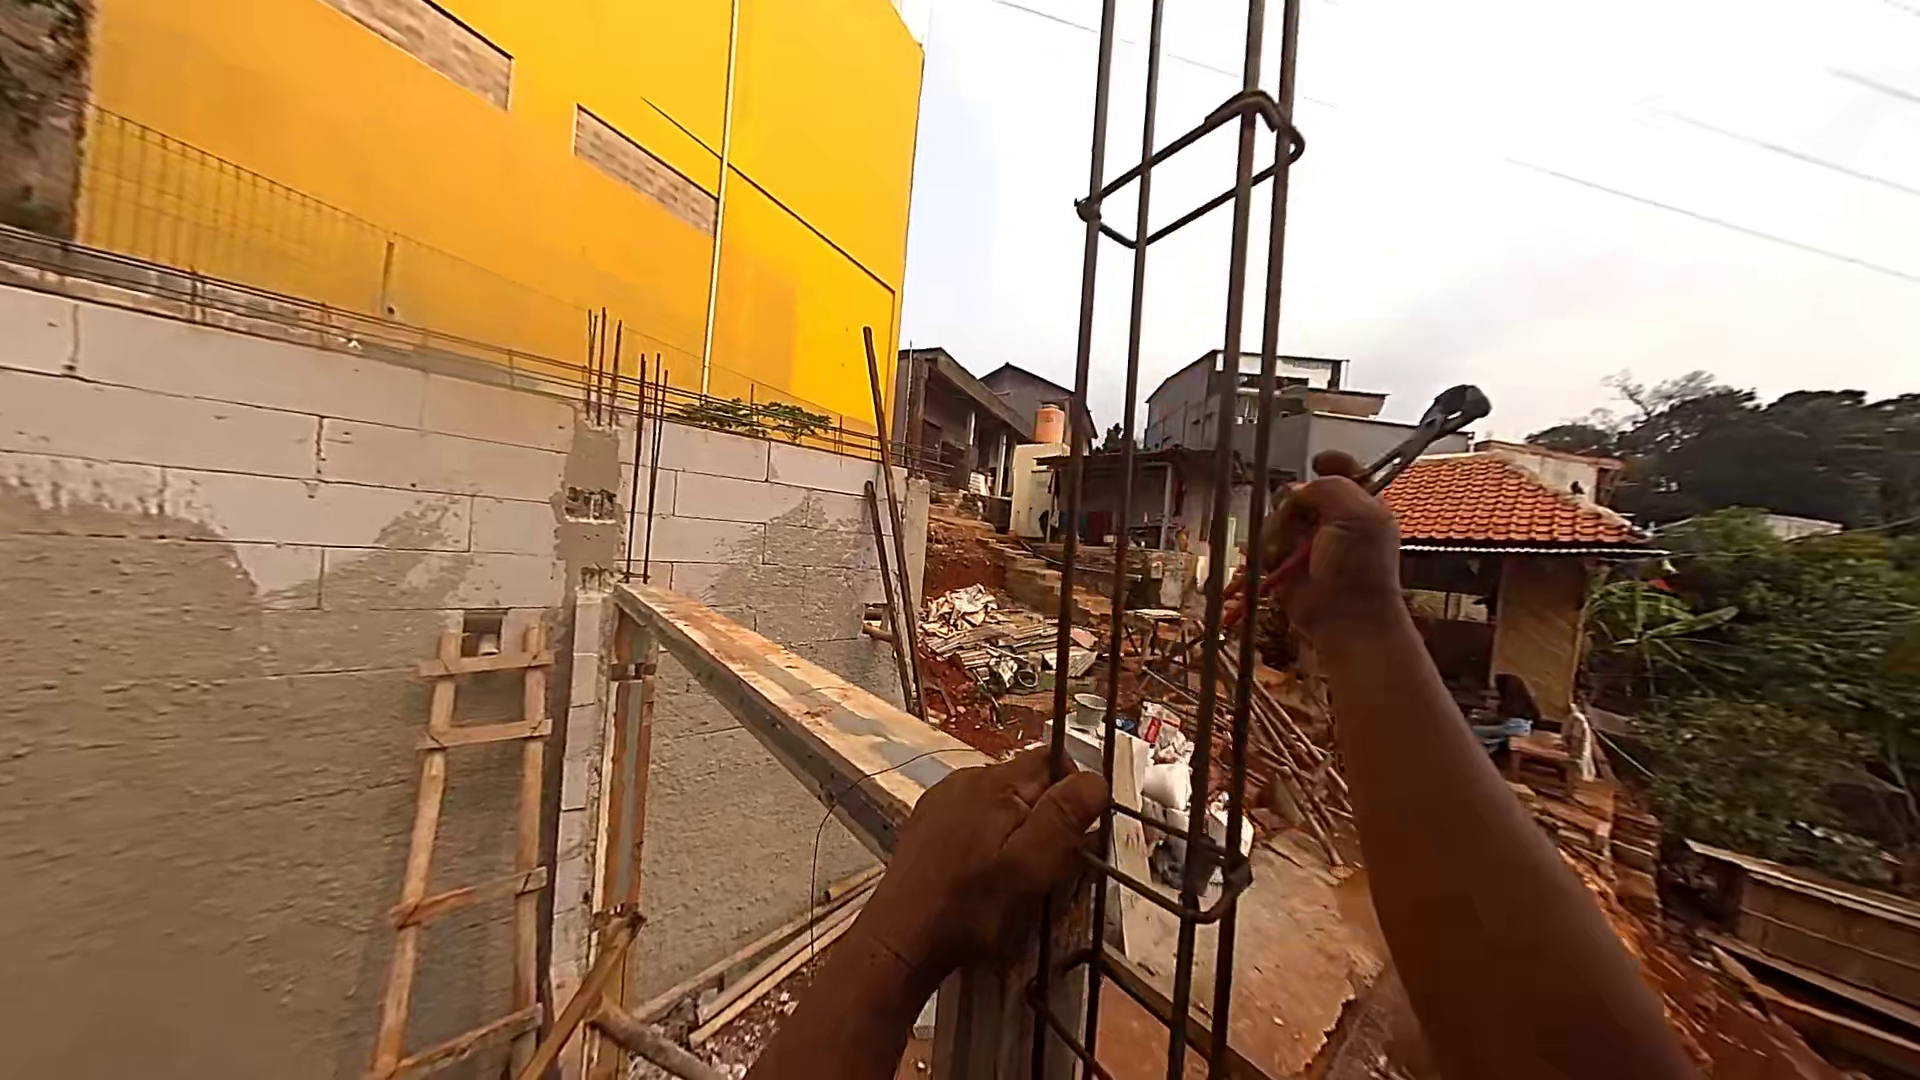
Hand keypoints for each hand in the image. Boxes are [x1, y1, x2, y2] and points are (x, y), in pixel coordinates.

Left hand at [856, 748, 1107, 992]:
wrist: (899, 937)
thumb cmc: (971, 906)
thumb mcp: (1030, 868)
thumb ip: (1063, 819)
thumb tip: (1096, 779)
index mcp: (996, 782)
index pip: (1051, 759)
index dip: (1074, 789)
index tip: (1079, 831)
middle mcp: (969, 776)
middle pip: (1026, 779)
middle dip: (1046, 812)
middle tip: (1049, 862)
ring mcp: (944, 796)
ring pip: (1000, 798)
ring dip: (1017, 824)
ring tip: (1014, 871)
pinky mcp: (928, 818)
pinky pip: (973, 812)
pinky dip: (988, 833)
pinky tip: (981, 868)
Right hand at [1258, 449, 1403, 636]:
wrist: (1342, 615)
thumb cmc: (1360, 567)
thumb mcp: (1357, 516)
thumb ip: (1329, 488)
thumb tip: (1296, 492)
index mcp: (1358, 504)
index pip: (1342, 470)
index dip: (1328, 462)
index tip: (1316, 462)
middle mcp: (1330, 518)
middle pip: (1295, 493)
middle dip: (1290, 505)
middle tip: (1299, 520)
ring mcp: (1305, 540)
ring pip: (1274, 518)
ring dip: (1277, 533)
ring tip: (1290, 552)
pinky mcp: (1283, 560)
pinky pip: (1263, 543)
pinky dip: (1269, 551)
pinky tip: (1279, 563)